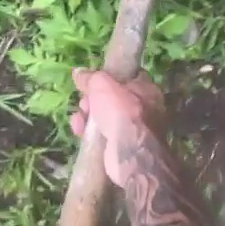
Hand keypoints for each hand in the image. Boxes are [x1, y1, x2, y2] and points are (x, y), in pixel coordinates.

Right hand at [69, 68, 165, 185]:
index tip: (92, 81)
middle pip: (111, 98)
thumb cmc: (121, 111)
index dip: (107, 77)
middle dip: (91, 100)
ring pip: (105, 116)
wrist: (129, 153)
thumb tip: (78, 72)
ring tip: (79, 120)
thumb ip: (90, 77)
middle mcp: (144, 108)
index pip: (127, 77)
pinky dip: (90, 132)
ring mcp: (134, 129)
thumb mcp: (102, 85)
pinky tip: (80, 132)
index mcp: (146, 89)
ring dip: (87, 117)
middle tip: (84, 103)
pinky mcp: (123, 146)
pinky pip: (103, 134)